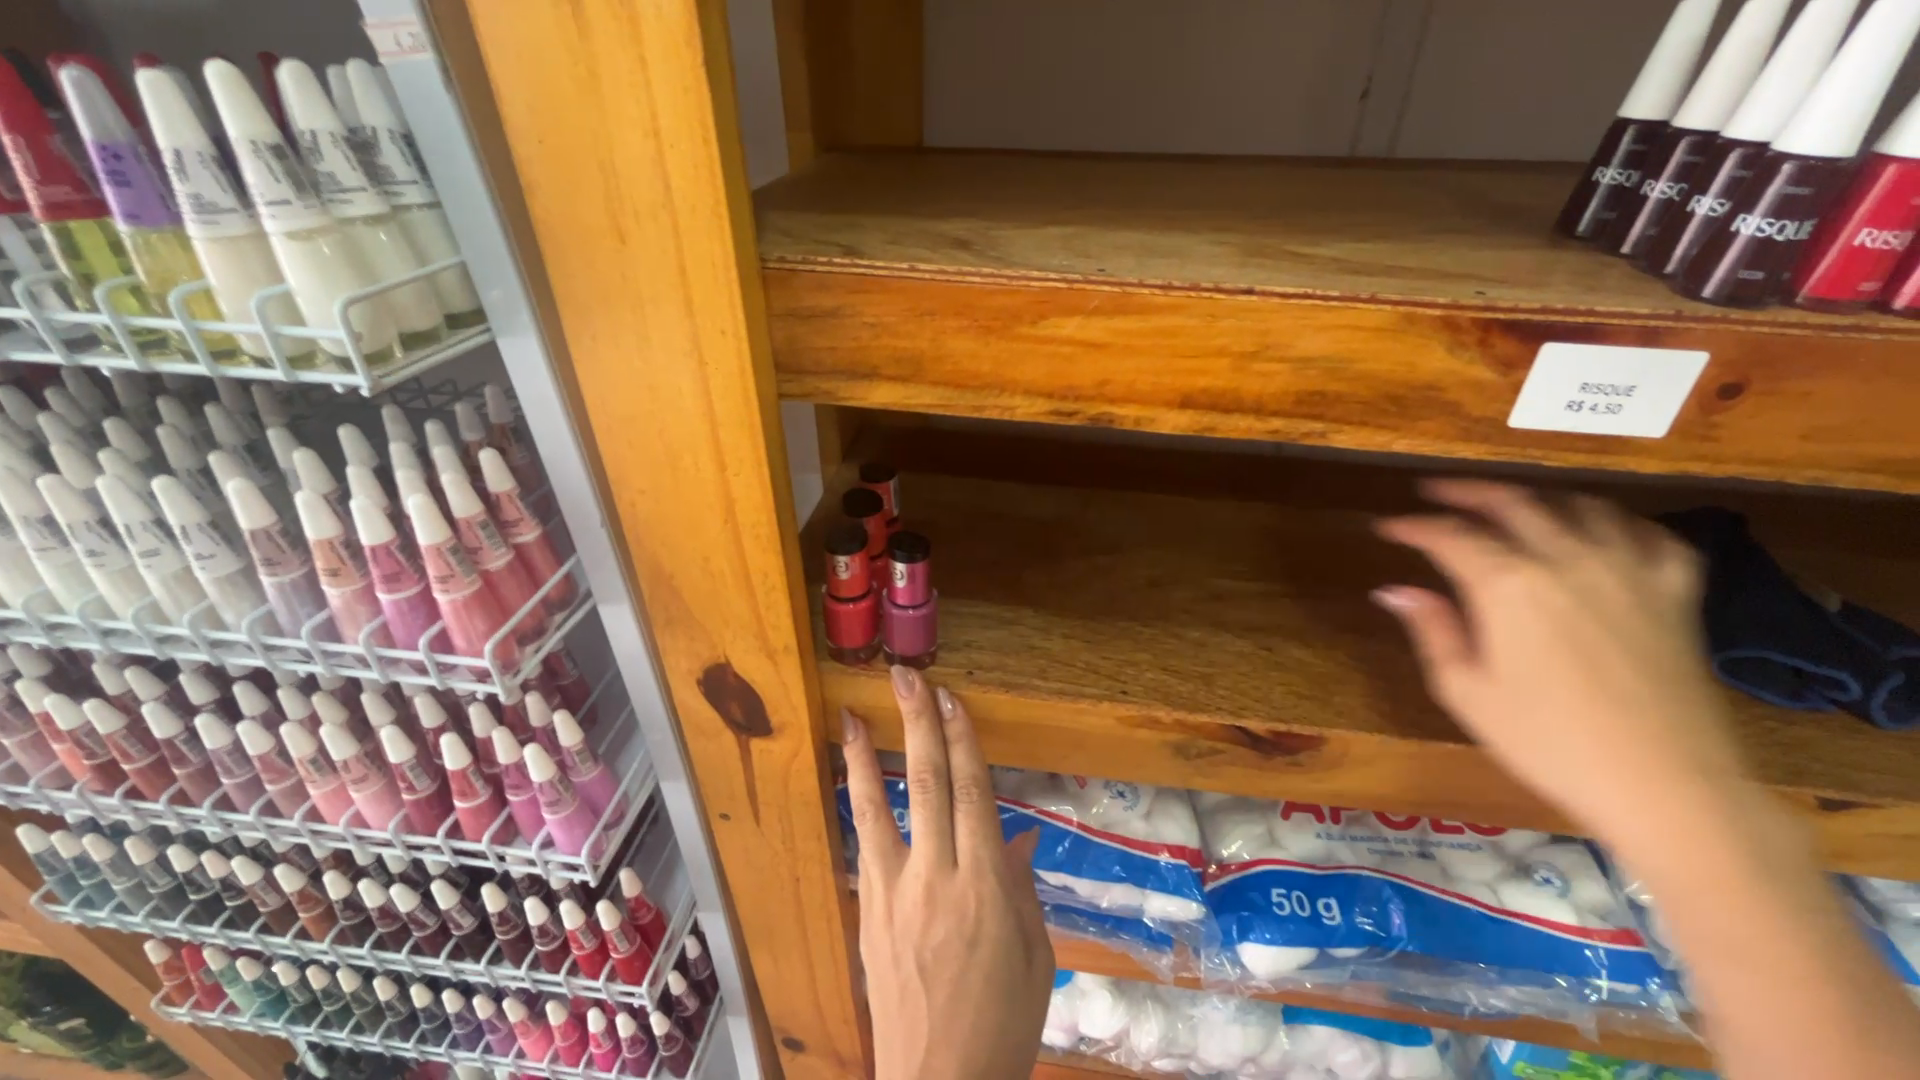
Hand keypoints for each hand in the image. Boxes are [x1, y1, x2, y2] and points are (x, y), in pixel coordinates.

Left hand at [842, 665, 1053, 1079]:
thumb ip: (1020, 889)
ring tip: (853, 713)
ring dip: (864, 755)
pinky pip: (862, 846)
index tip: (952, 701)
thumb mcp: (1034, 956)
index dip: (963, 741)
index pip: (972, 793)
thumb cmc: (1003, 1022)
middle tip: (908, 679)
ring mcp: (893, 893)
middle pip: (926, 785)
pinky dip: (854, 804)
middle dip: (918, 726)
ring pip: (877, 807)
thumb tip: (1015, 838)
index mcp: (986, 886)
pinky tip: (847, 779)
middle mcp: (936, 877)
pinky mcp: (868, 912)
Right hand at [1372, 479, 1748, 847]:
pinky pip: (1647, 533)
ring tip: (1512, 505)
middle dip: (1466, 492)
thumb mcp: (1466, 691)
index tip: (1388, 526)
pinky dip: (1615, 522)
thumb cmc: (1547, 742)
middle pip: (1512, 502)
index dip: (1414, 526)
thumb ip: (1433, 630)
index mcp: (1509, 584)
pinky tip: (1600, 531)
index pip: (1450, 536)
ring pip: (1578, 505)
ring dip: (1536, 497)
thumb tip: (1395, 590)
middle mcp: (1567, 558)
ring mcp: (1629, 568)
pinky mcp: (1676, 589)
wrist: (1664, 783)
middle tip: (1436, 491)